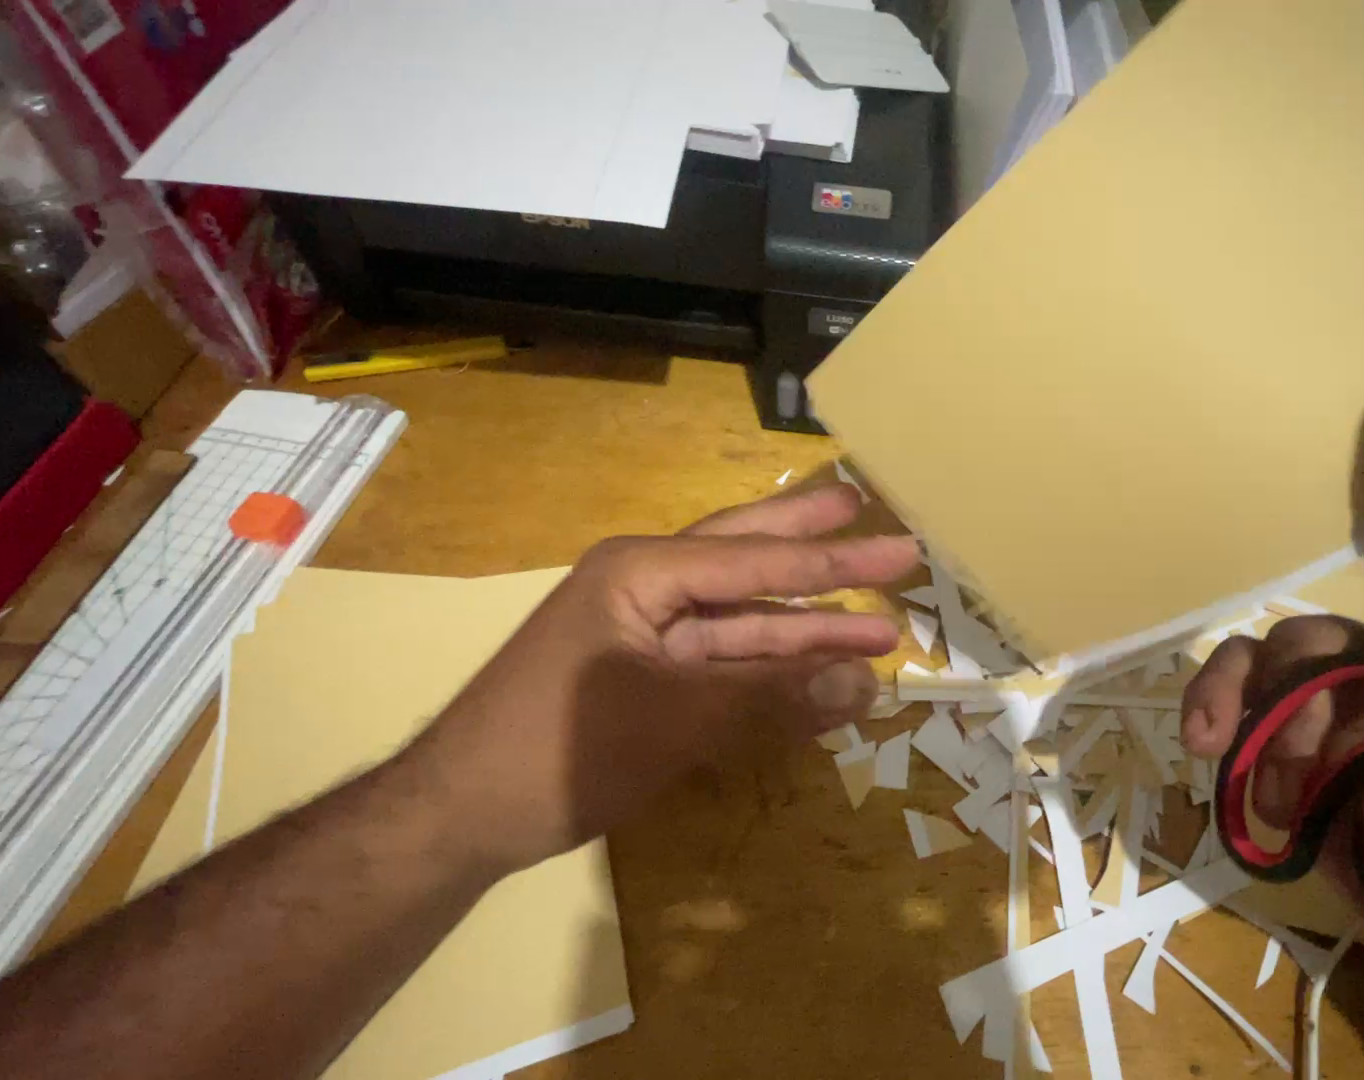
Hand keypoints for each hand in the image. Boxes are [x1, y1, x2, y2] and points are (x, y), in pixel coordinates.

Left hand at [407, 484, 920, 872]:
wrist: (463, 814)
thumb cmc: (561, 748)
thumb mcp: (673, 718)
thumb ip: (772, 696)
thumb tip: (867, 684)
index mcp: (642, 570)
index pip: (757, 561)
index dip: (835, 560)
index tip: (899, 548)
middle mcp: (648, 585)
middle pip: (748, 558)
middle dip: (812, 545)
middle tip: (869, 516)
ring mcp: (649, 631)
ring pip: (743, 616)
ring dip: (805, 622)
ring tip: (871, 617)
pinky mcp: (652, 675)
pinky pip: (726, 661)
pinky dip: (772, 668)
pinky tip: (818, 668)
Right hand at [1180, 377, 1363, 1010]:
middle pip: (1328, 623)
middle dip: (1312, 695)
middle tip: (1326, 765)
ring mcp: (1341, 680)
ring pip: (1273, 656)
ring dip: (1264, 720)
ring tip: (1280, 785)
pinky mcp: (1285, 712)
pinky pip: (1234, 687)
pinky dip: (1217, 711)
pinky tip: (1208, 746)